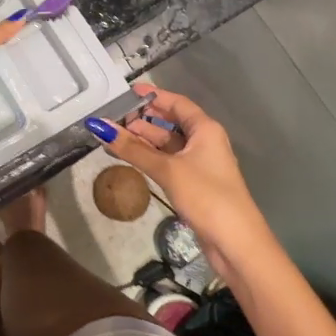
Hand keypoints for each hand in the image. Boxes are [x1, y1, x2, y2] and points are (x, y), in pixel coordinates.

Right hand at [91, 84, 263, 253]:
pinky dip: (150, 158)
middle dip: (142, 120)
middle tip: (112, 118)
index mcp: (205, 129)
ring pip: (167, 145)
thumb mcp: (167, 169)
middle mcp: (204, 142)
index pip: (177, 103)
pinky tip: (129, 158)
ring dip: (143, 141)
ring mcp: (199, 164)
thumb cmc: (206, 196)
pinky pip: (168, 162)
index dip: (153, 95)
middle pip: (170, 123)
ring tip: (112, 137)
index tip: (127, 92)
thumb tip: (99, 126)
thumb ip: (132, 149)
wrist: (236, 242)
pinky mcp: (194, 184)